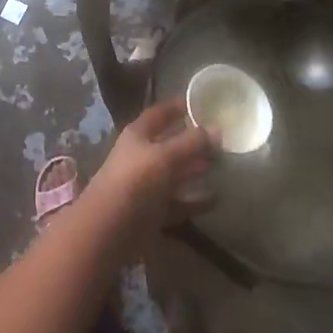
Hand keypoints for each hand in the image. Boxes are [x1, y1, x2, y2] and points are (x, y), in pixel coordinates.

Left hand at [82, 99, 213, 249]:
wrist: (109, 230)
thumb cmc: (135, 181)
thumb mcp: (164, 157)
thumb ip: (191, 143)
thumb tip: (217, 129)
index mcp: (139, 134)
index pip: (161, 113)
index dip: (179, 106)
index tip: (204, 103)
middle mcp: (143, 155)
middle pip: (171, 143)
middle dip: (194, 141)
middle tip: (223, 140)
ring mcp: (148, 184)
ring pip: (176, 172)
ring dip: (196, 169)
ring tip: (224, 166)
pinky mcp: (153, 210)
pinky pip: (178, 201)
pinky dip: (195, 200)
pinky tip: (215, 199)